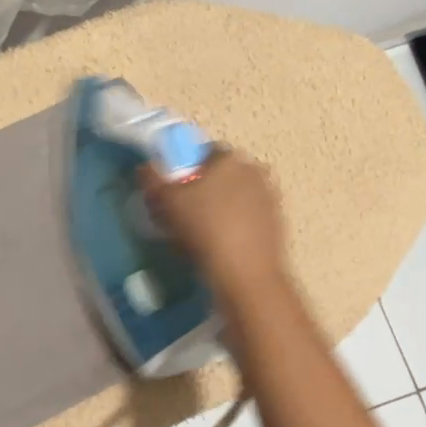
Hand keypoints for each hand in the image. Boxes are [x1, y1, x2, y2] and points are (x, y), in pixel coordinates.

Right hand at [142, 148, 288, 298]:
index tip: (172, 189)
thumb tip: (147, 165)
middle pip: (221, 174)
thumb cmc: (203, 230)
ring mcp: (271, 198)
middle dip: (204, 187)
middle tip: (183, 211)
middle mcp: (256, 170)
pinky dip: (234, 225)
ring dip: (220, 207)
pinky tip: (219, 245)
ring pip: (236, 196)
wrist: (244, 274)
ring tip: (200, 232)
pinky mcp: (278, 224)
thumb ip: (152, 178)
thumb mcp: (166, 202)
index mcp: (230, 158)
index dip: (184, 168)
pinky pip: (248, 217)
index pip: (204, 152)